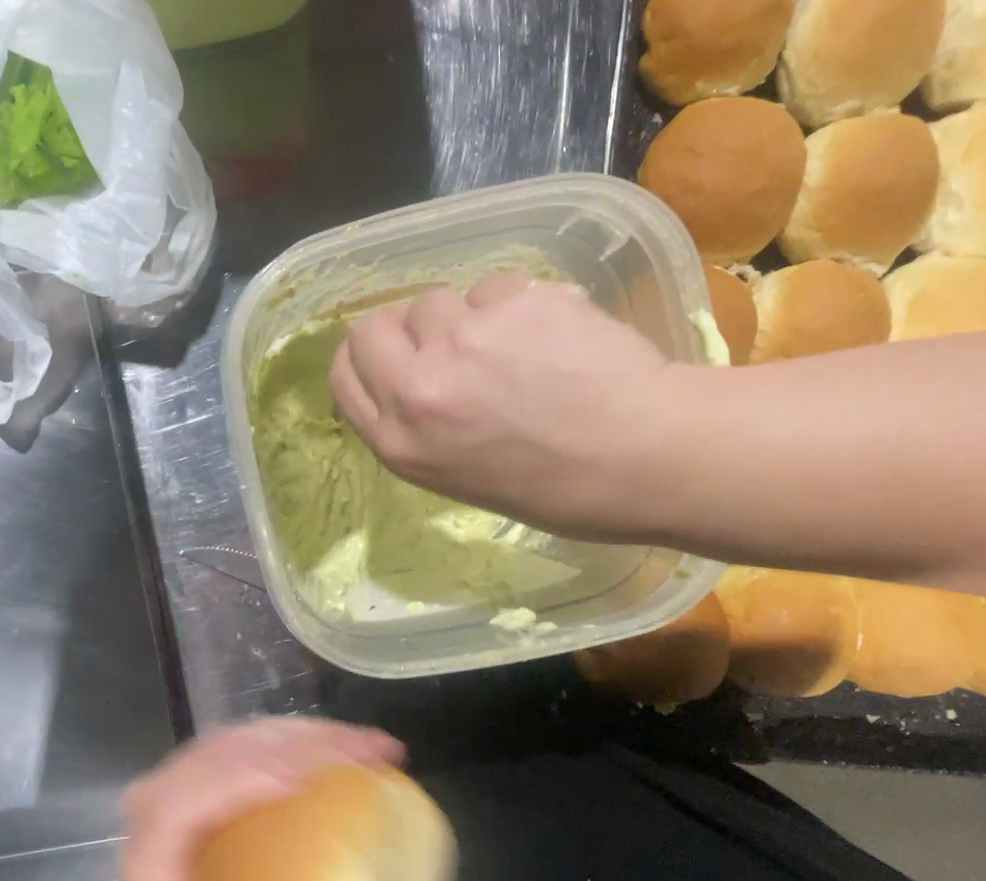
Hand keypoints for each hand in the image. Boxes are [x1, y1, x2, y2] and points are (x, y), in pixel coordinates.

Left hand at [120, 718, 404, 880]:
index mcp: (152, 846)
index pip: (184, 802)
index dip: (237, 780)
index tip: (300, 779)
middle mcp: (162, 794)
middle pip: (225, 756)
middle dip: (300, 748)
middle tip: (368, 758)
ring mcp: (187, 765)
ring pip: (247, 735)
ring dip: (313, 735)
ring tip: (374, 747)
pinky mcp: (214, 753)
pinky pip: (259, 732)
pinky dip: (308, 734)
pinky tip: (353, 743)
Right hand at [328, 273, 688, 540]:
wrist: (642, 458)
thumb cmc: (553, 487)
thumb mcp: (454, 475)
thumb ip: (414, 423)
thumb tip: (404, 374)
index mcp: (399, 442)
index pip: (343, 374)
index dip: (364, 358)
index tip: (389, 354)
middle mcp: (416, 389)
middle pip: (373, 326)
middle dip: (404, 329)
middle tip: (448, 342)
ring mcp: (462, 341)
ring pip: (436, 300)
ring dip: (465, 315)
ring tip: (512, 344)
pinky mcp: (510, 303)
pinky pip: (492, 287)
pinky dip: (514, 303)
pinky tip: (549, 333)